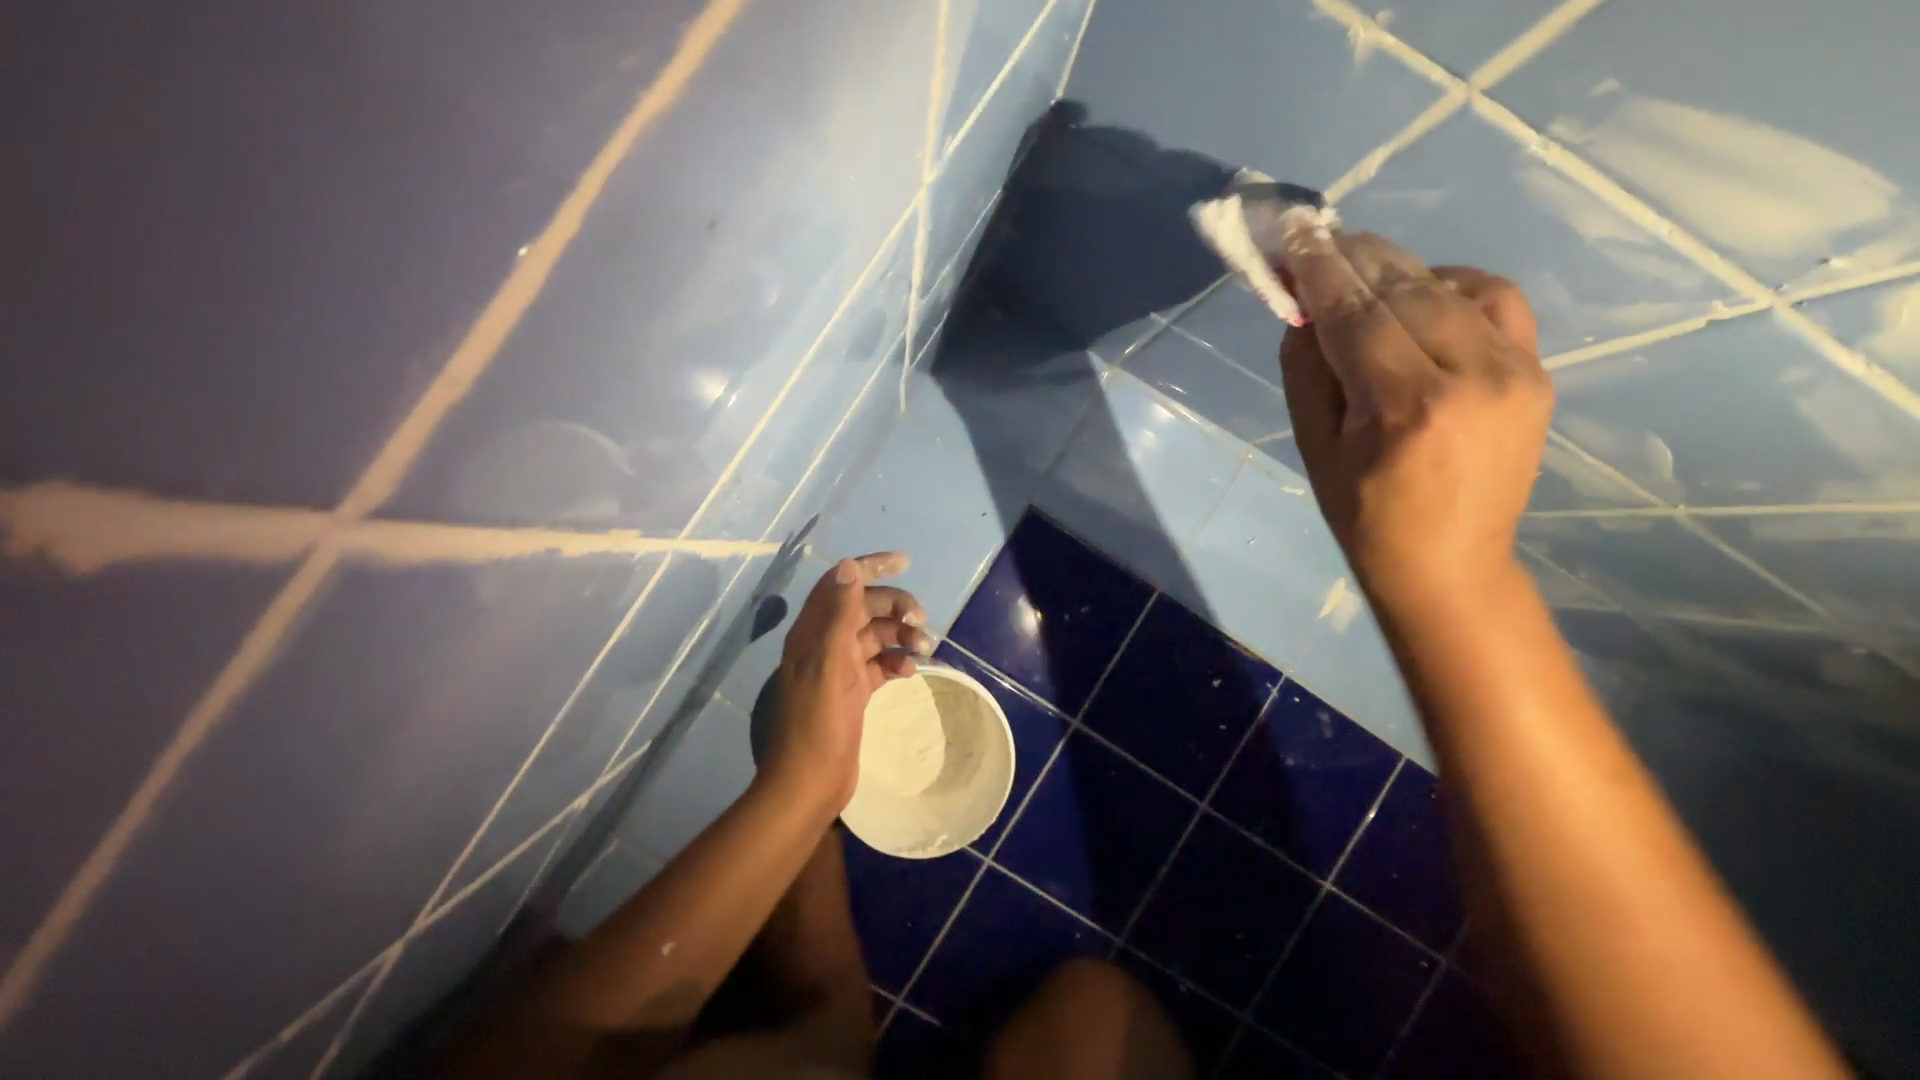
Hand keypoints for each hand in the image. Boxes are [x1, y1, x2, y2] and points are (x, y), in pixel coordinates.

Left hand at [764, 552, 932, 813]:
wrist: (811, 781)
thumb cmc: (817, 723)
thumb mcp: (826, 665)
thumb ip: (837, 615)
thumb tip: (848, 566)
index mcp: (812, 632)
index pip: (841, 583)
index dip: (870, 567)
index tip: (904, 561)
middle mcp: (824, 644)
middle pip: (864, 607)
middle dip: (895, 606)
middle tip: (921, 622)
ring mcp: (839, 669)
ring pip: (876, 636)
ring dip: (901, 635)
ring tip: (925, 648)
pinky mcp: (853, 691)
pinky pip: (880, 664)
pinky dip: (897, 662)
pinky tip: (911, 672)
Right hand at [1276, 217, 1550, 613]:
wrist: (1450, 562)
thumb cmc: (1364, 516)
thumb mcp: (1315, 447)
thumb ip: (1307, 369)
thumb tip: (1306, 305)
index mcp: (1404, 407)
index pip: (1355, 313)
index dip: (1320, 269)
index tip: (1294, 234)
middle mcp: (1469, 376)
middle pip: (1404, 289)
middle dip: (1353, 257)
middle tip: (1318, 237)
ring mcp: (1515, 370)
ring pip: (1449, 286)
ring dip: (1397, 267)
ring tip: (1360, 266)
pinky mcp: (1538, 371)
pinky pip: (1496, 300)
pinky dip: (1453, 285)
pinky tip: (1422, 294)